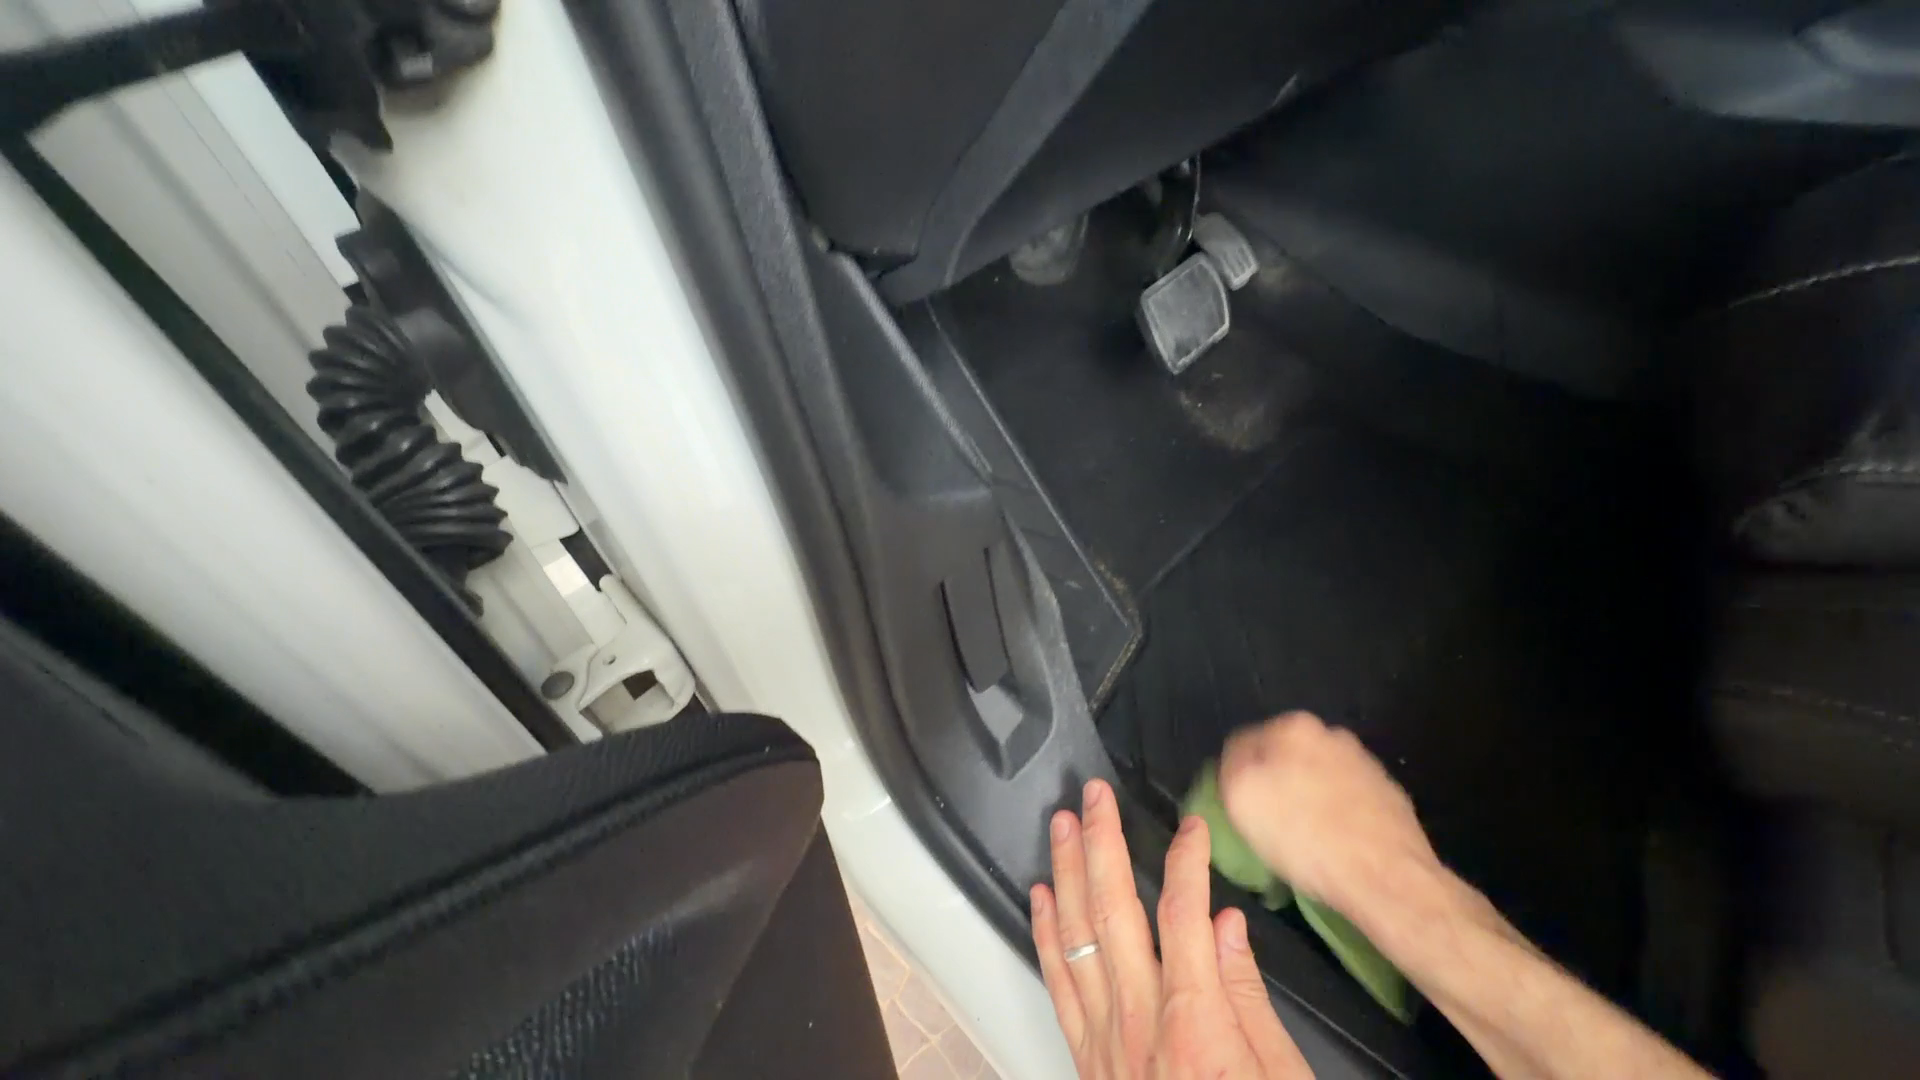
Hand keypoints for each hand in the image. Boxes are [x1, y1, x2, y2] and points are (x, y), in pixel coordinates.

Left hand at [1030, 778, 1312, 1078]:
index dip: (1185, 861)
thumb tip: (1226, 924)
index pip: (1182, 915)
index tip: (1191, 827)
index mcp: (1197, 1025)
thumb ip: (1249, 999)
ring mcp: (1103, 1041)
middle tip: (1094, 795)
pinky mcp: (1086, 1059)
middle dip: (1102, 842)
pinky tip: (1039, 896)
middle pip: (1113, 910)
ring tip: (1060, 823)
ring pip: (1075, 936)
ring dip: (1065, 872)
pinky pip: (1057, 984)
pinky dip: (1045, 934)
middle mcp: (1138, 1023)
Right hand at [1217, 712, 1436, 915]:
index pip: (1245, 743)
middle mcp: (1332, 735)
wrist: (1387, 879)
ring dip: (1307, 798)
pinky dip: (1337, 815)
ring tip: (1306, 839)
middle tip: (1270, 823)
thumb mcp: (1240, 797)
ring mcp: (1365, 764)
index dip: (1238, 777)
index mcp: (1292, 726)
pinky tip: (1335, 844)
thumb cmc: (1304, 837)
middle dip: (1276, 783)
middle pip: (1285, 758)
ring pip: (1317, 778)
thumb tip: (1236, 759)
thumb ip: (1230, 764)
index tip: (1243, 808)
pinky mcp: (1389, 796)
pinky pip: (1347, 800)